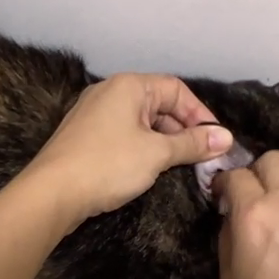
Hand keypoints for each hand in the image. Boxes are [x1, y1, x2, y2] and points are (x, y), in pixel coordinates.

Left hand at [21, 73, 233, 227]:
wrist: (51, 193)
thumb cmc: (108, 165)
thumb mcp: (157, 154)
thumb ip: (193, 144)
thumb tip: (226, 138)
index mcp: (129, 86)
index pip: (176, 90)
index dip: (200, 114)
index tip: (215, 141)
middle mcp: (110, 92)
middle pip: (159, 104)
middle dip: (184, 130)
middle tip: (202, 158)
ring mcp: (94, 114)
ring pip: (141, 121)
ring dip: (164, 141)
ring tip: (180, 166)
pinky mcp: (85, 136)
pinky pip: (123, 134)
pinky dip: (142, 147)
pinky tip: (150, 169)